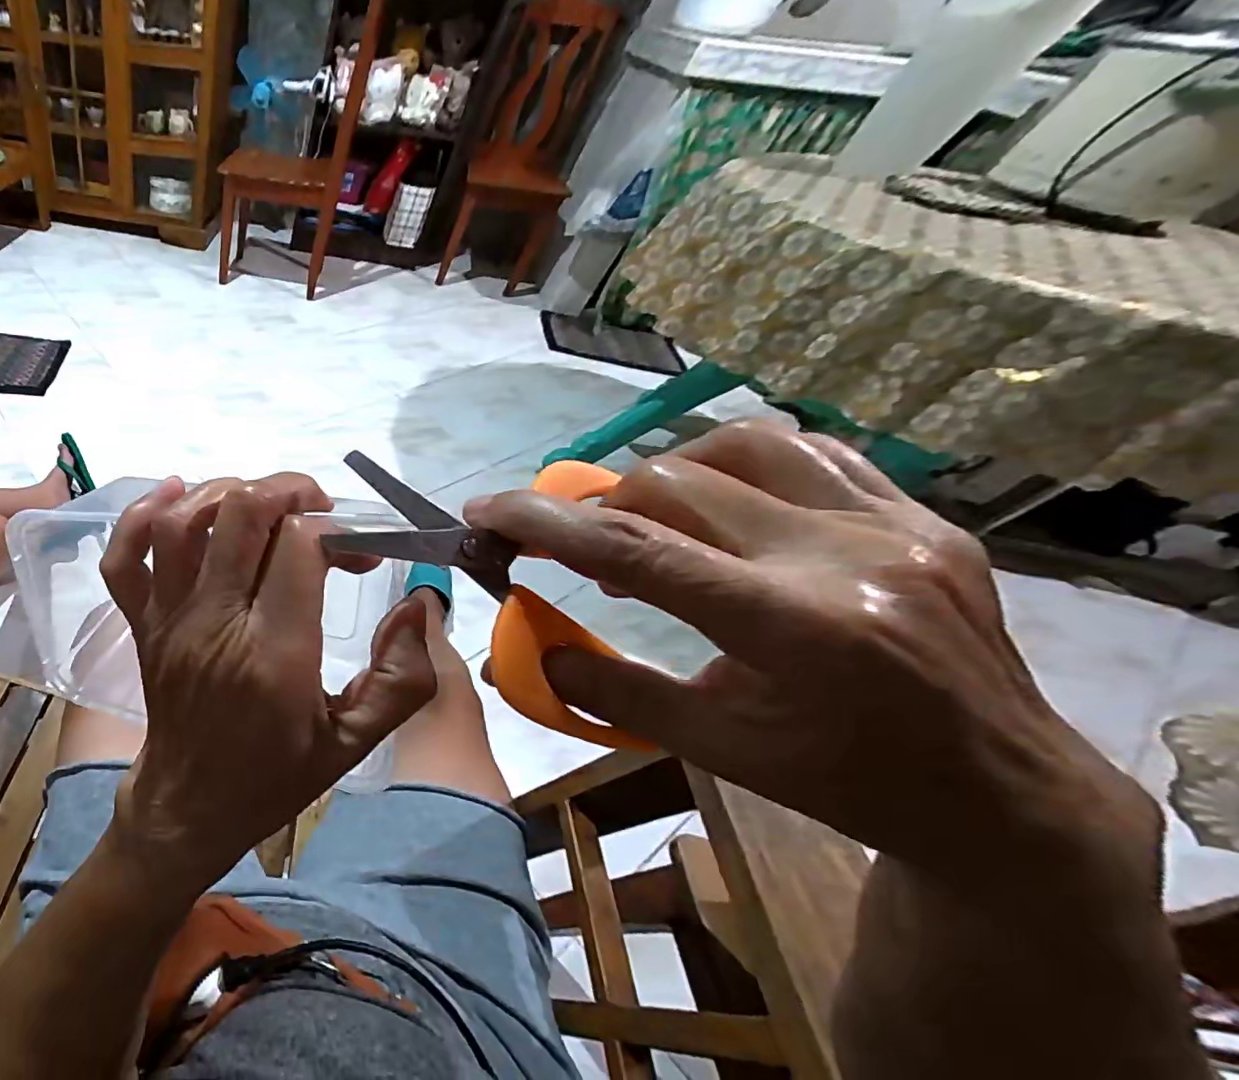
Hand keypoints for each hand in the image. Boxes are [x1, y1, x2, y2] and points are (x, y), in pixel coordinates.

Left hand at [99, 474, 435, 890]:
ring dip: (225, 492)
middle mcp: (216, 626)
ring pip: (181, 523)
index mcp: (275, 656)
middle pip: (240, 515)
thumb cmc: (275, 776)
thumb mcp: (355, 742)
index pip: (299, 548)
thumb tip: (417, 604)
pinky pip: (124, 559)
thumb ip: (401, 678)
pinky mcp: (142, 625)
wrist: (190, 809)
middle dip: (287, 490)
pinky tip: (176, 498)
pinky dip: (142, 517)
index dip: (336, 530)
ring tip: (262, 503)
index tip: (357, 554)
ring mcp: (169, 621)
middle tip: (316, 507)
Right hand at [467, 421, 1155, 894]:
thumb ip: (611, 689)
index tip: (485, 511)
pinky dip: (742, 465)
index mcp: (791, 628)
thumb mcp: (714, 748)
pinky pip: (810, 450)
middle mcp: (844, 558)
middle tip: (582, 550)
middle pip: (675, 484)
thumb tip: (530, 645)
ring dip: (671, 478)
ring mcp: (895, 525)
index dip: (545, 523)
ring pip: (741, 445)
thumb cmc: (840, 780)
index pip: (636, 550)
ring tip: (657, 526)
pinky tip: (727, 504)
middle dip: (604, 510)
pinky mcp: (925, 514)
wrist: (999, 792)